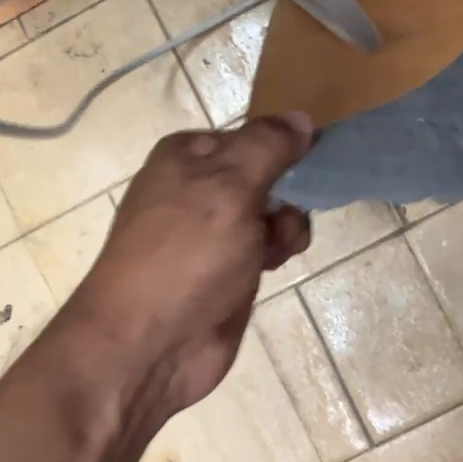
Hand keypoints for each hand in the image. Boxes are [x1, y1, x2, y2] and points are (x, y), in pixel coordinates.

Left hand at [59, 114, 313, 425]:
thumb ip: (268, 147)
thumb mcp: (229, 187)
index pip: (251, 134)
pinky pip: (267, 245)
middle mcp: (197, 188)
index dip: (283, 145)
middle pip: (267, 173)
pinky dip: (277, 250)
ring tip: (275, 247)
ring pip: (273, 211)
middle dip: (289, 190)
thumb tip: (301, 117)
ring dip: (286, 224)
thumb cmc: (185, 255)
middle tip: (286, 210)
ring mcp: (212, 232)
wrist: (148, 344)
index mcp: (187, 156)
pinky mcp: (227, 270)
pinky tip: (273, 265)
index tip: (314, 157)